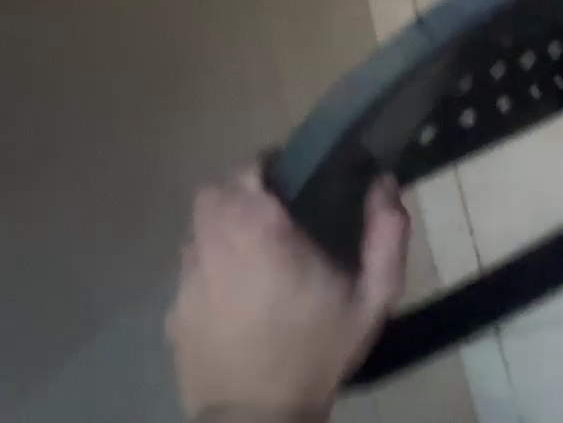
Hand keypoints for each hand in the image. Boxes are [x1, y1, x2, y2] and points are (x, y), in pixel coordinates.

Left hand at [167, 167, 408, 421]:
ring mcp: (187, 286)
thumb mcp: (375, 294)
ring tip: (263, 243)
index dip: (267, 166)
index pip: (243, 177)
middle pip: (212, 197)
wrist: (257, 420)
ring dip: (226, 225)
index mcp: (260, 239)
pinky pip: (190, 268)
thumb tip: (385, 184)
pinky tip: (244, 286)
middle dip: (244, 191)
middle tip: (284, 204)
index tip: (298, 173)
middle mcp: (214, 253)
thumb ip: (387, 234)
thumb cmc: (319, 349)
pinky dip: (213, 261)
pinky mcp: (175, 315)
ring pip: (196, 231)